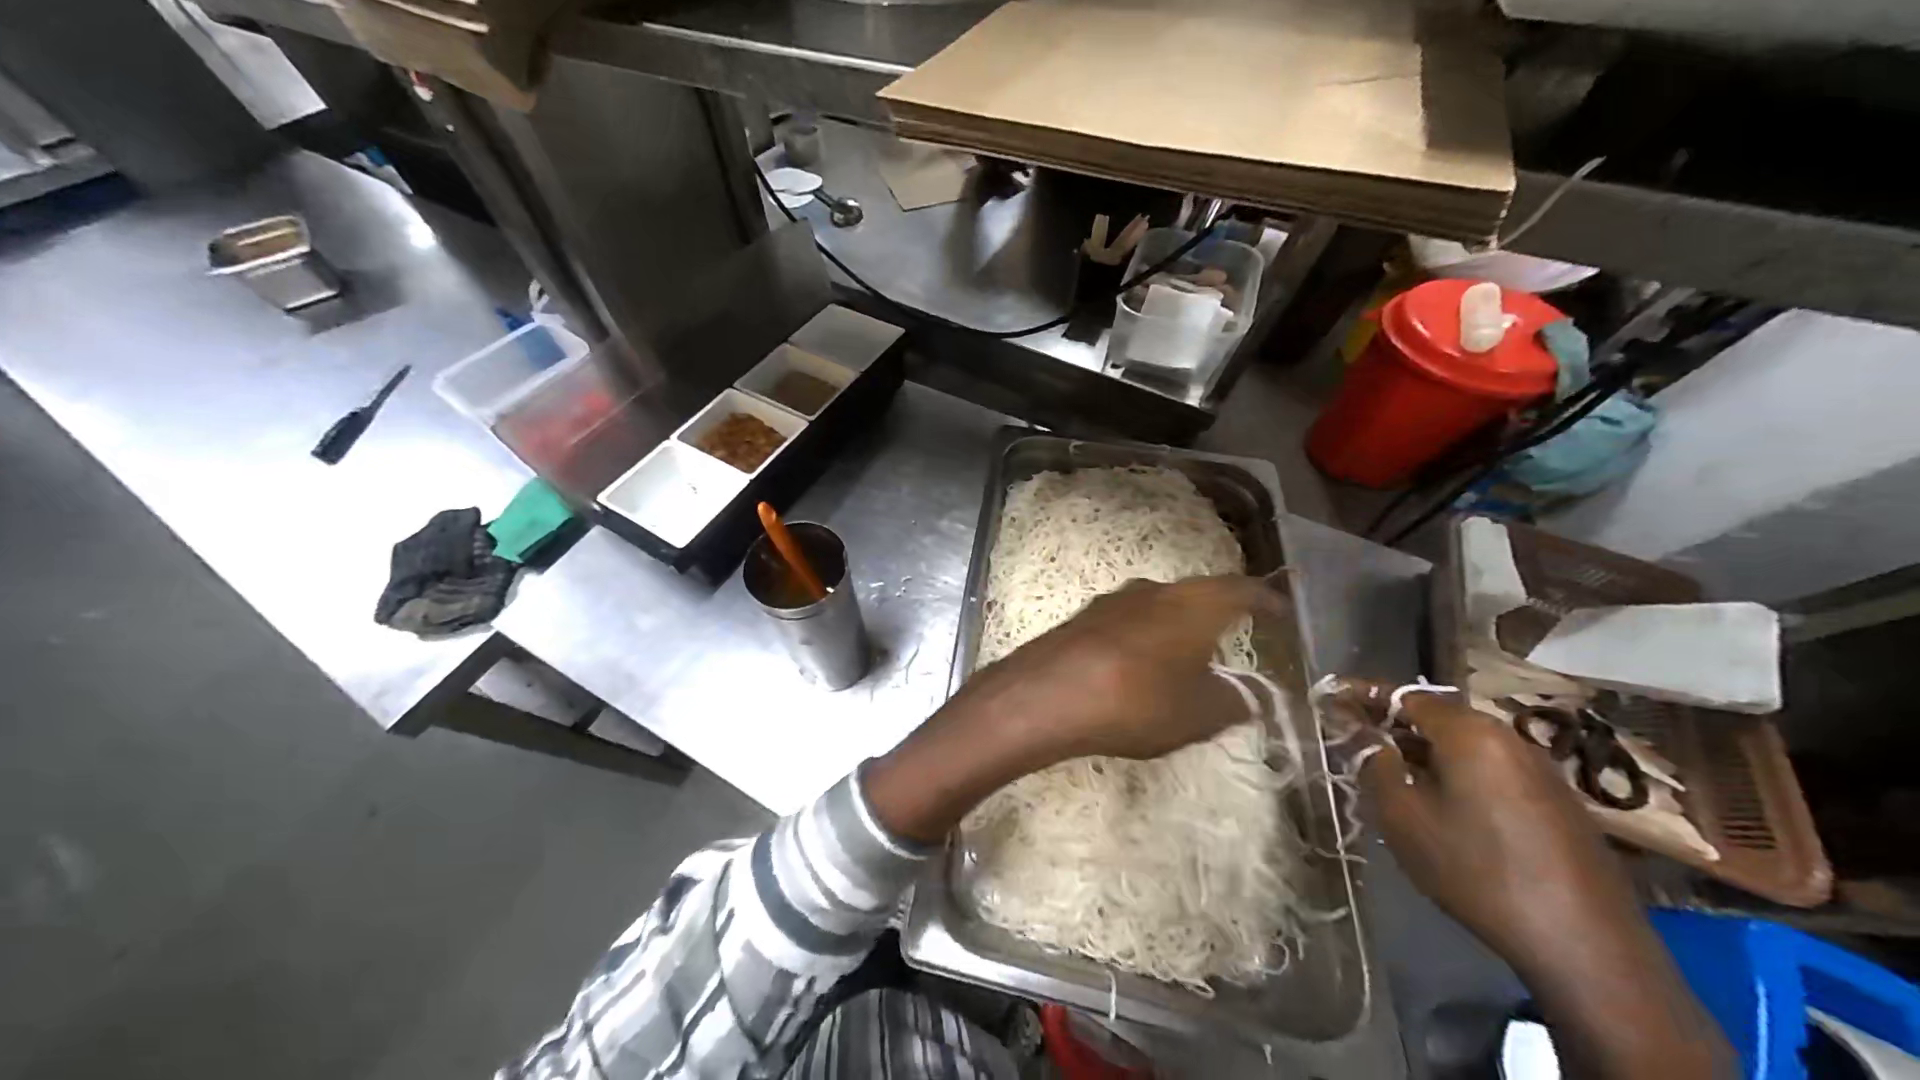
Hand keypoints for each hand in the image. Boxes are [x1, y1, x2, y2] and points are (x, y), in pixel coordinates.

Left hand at [954, 575, 1278, 762]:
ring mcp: (1112, 601)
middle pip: (1196, 595)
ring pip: (1157, 608)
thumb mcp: (1200, 713)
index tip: (1281, 610)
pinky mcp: (1081, 619)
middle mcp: (1153, 590)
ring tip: (1186, 655)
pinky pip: (1126, 624)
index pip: (1241, 590)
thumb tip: (1248, 695)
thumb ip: (1234, 701)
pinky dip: (1143, 640)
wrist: (1045, 695)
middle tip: (1234, 635)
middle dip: (1217, 614)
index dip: (1266, 599)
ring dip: (1176, 627)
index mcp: (1193, 603)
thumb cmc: (1137, 699)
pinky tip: (1138, 667)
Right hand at [1322, 680, 1635, 966]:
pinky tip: (1437, 804)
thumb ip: (1373, 761)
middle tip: (1353, 739)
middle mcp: (1507, 739)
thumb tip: (1355, 728)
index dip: (1363, 695)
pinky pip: (1489, 770)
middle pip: (1437, 717)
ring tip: (1388, 772)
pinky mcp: (1555, 802)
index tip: (1329, 697)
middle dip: (1392, 724)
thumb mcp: (1404, 815)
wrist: (1584, 943)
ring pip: (1463, 746)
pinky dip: (1454, 773)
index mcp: (1469, 733)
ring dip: (1422, 751)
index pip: (1405, 696)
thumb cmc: (1476, 869)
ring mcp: (1538, 770)